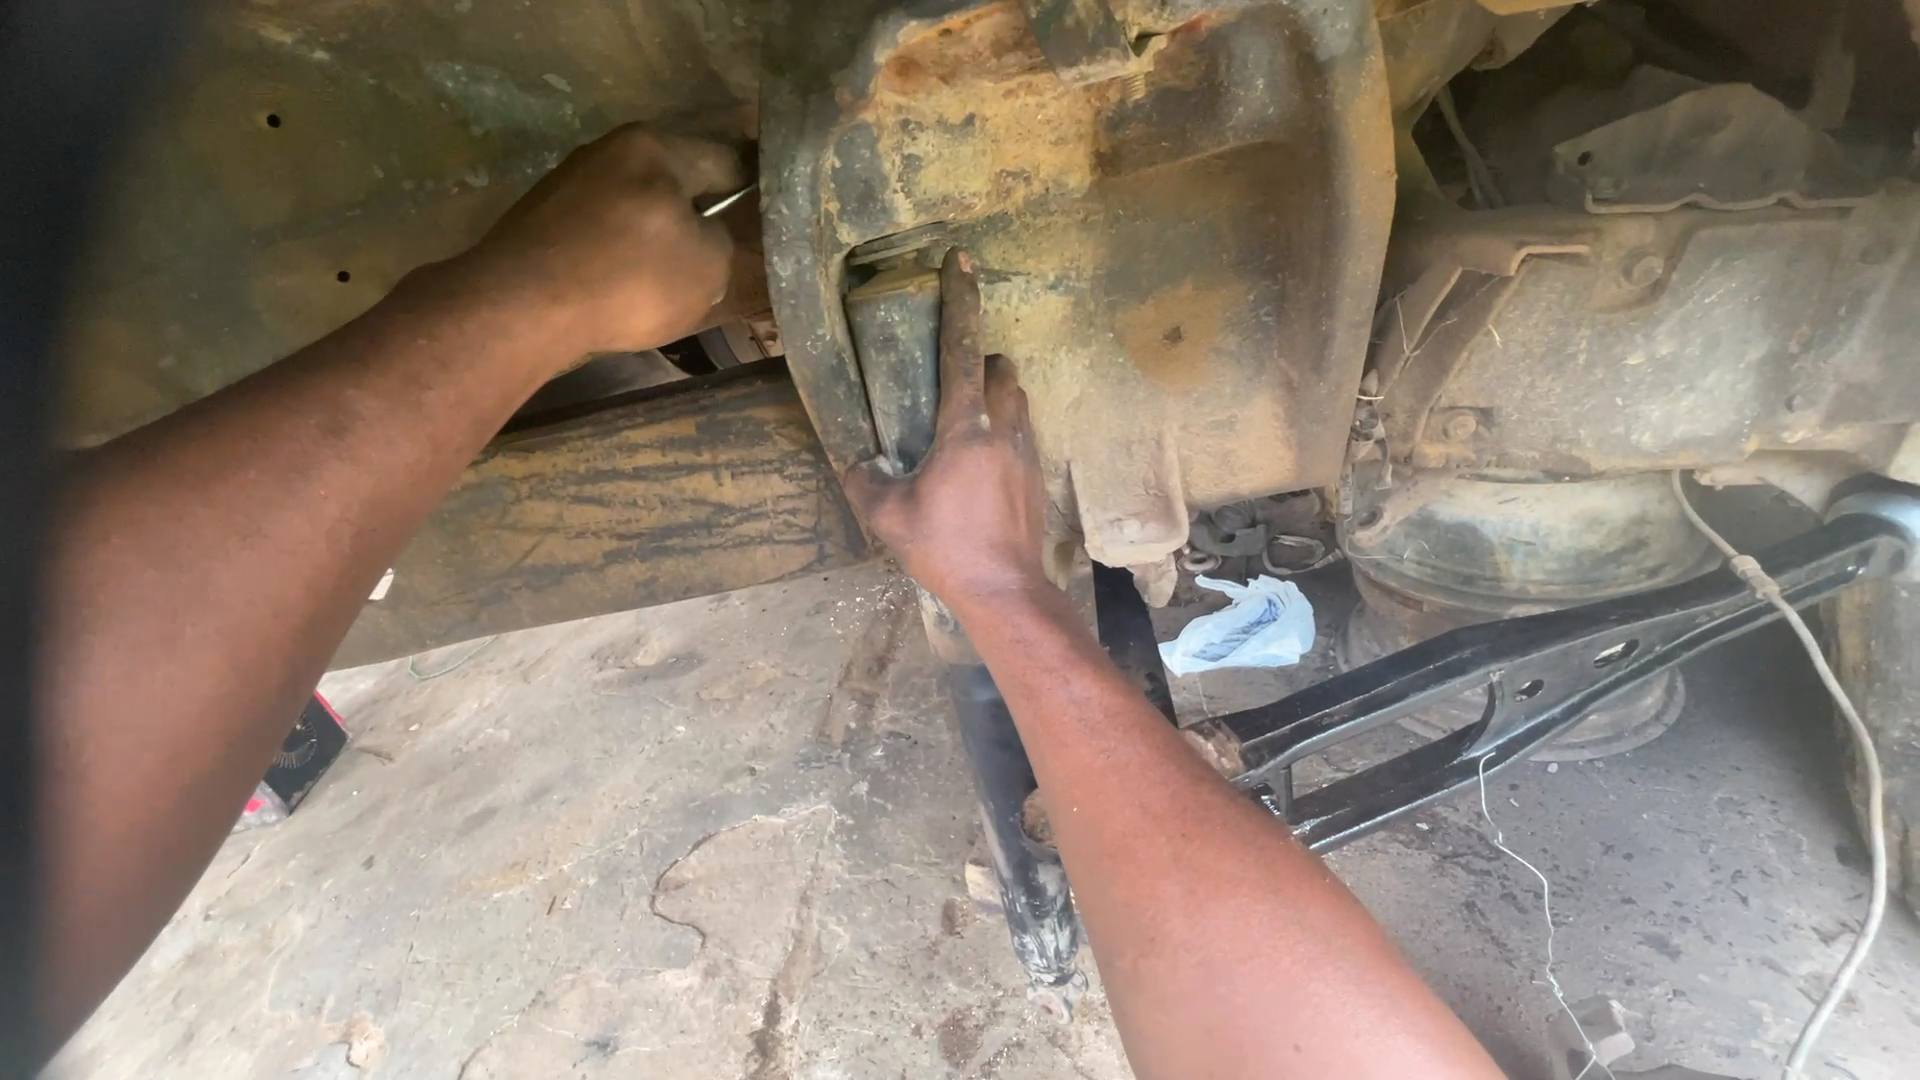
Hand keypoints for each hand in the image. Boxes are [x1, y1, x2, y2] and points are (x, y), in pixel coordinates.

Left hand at [440, 124, 741, 358]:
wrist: (525, 307)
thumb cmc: (631, 281)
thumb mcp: (709, 270)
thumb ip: (729, 245)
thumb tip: (719, 238)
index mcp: (657, 148)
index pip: (729, 157)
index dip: (760, 188)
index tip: (777, 217)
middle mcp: (612, 150)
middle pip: (681, 180)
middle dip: (710, 213)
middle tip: (737, 250)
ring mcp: (574, 182)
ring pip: (644, 204)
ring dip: (668, 233)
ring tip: (689, 272)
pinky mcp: (548, 218)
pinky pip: (611, 228)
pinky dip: (632, 249)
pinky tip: (638, 281)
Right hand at [842, 250, 1050, 610]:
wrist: (1003, 588)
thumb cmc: (944, 547)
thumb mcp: (888, 515)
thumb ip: (864, 480)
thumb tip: (854, 461)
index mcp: (966, 427)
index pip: (962, 350)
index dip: (961, 302)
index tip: (961, 262)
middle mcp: (1004, 429)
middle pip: (1001, 369)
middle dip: (980, 360)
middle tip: (953, 379)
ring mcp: (1027, 452)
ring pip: (1019, 399)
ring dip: (998, 393)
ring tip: (969, 418)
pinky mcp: (1038, 476)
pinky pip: (1025, 432)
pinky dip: (1008, 427)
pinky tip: (986, 460)